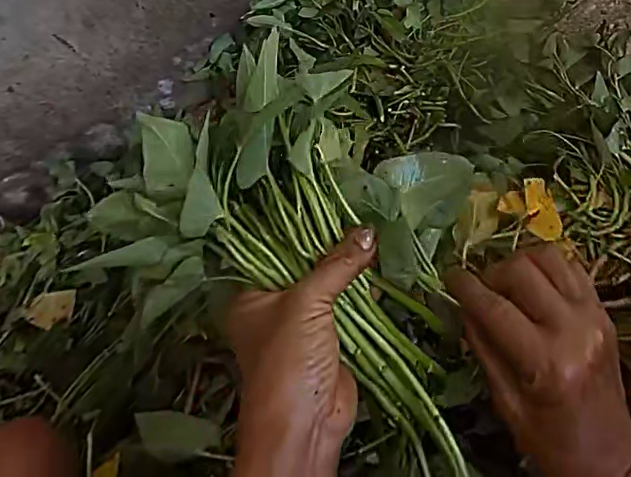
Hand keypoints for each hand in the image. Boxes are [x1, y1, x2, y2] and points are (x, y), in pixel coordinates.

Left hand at [225, 227, 376, 476]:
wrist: (305, 429)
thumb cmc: (287, 362)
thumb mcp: (308, 303)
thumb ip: (337, 264)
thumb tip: (368, 231)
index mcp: (252, 295)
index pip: (275, 248)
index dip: (301, 226)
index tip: (328, 200)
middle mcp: (274, 306)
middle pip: (305, 264)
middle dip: (331, 244)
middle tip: (357, 213)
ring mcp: (303, 323)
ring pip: (328, 284)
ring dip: (349, 265)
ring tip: (373, 233)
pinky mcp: (329, 338)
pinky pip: (346, 305)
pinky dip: (362, 289)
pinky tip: (378, 265)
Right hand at [449, 245, 630, 476]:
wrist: (613, 457)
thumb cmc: (555, 443)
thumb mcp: (509, 406)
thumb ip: (484, 350)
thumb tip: (462, 306)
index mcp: (547, 364)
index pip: (496, 308)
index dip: (466, 287)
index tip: (449, 276)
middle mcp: (573, 329)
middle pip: (520, 270)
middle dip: (492, 273)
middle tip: (481, 290)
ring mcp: (593, 314)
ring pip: (546, 256)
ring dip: (519, 263)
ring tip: (508, 284)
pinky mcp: (603, 309)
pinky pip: (571, 265)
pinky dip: (547, 265)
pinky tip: (535, 283)